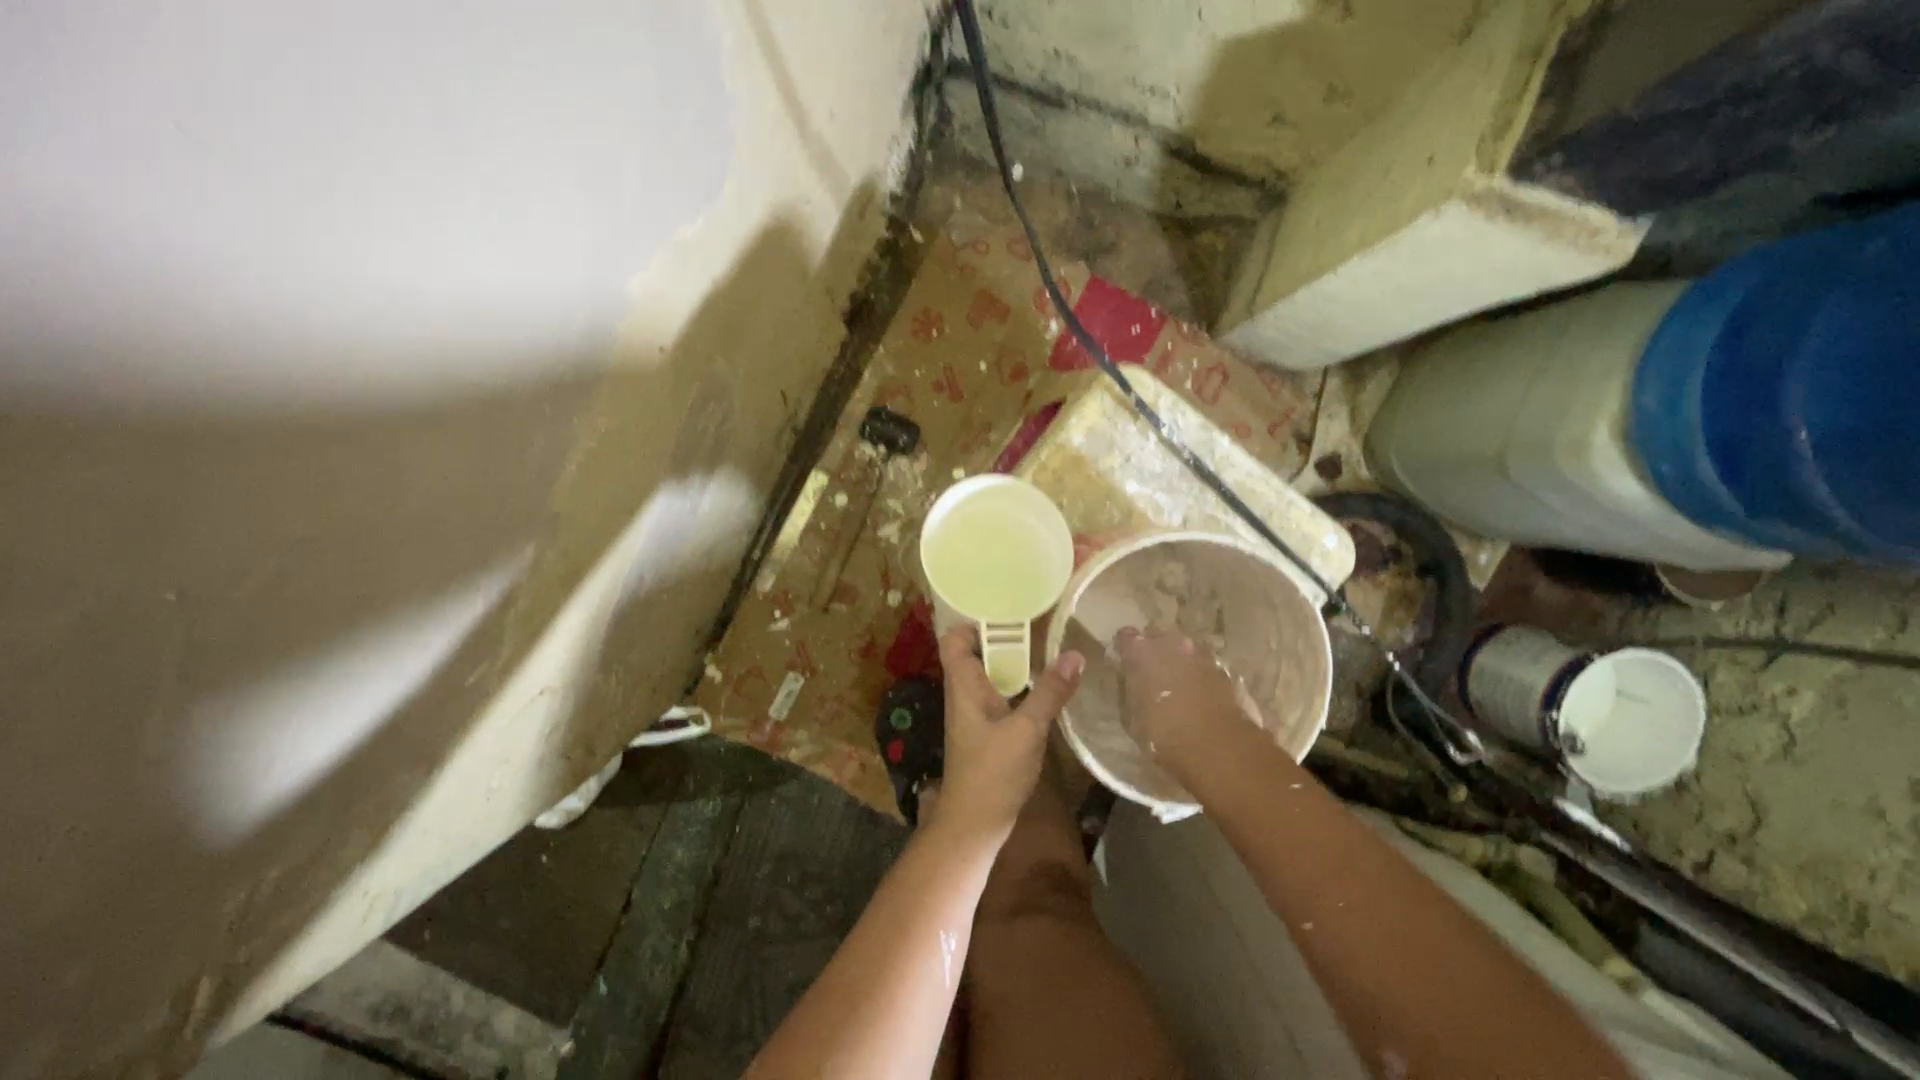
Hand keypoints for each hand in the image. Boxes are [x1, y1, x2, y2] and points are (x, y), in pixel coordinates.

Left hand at [934, 627, 1082, 841]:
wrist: (975, 824)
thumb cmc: (993, 773)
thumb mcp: (1027, 730)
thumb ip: (1050, 692)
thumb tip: (1075, 654)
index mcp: (964, 687)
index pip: (954, 640)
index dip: (975, 623)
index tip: (1011, 615)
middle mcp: (965, 696)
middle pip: (975, 654)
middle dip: (1005, 639)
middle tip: (1041, 628)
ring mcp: (975, 715)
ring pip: (990, 677)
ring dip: (1015, 664)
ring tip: (1049, 650)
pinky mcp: (987, 733)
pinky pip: (1000, 697)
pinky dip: (1019, 688)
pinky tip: (1046, 690)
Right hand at [1115, 626, 1247, 760]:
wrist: (1216, 747)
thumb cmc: (1162, 736)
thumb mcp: (1130, 718)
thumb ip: (1126, 690)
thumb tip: (1128, 680)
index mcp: (1140, 652)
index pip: (1126, 636)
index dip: (1125, 649)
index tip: (1125, 664)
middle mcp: (1171, 643)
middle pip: (1158, 637)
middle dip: (1154, 651)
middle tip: (1152, 675)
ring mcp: (1200, 654)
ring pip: (1185, 649)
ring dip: (1180, 661)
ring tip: (1178, 686)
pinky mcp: (1224, 669)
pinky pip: (1205, 664)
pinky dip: (1200, 674)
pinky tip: (1200, 695)